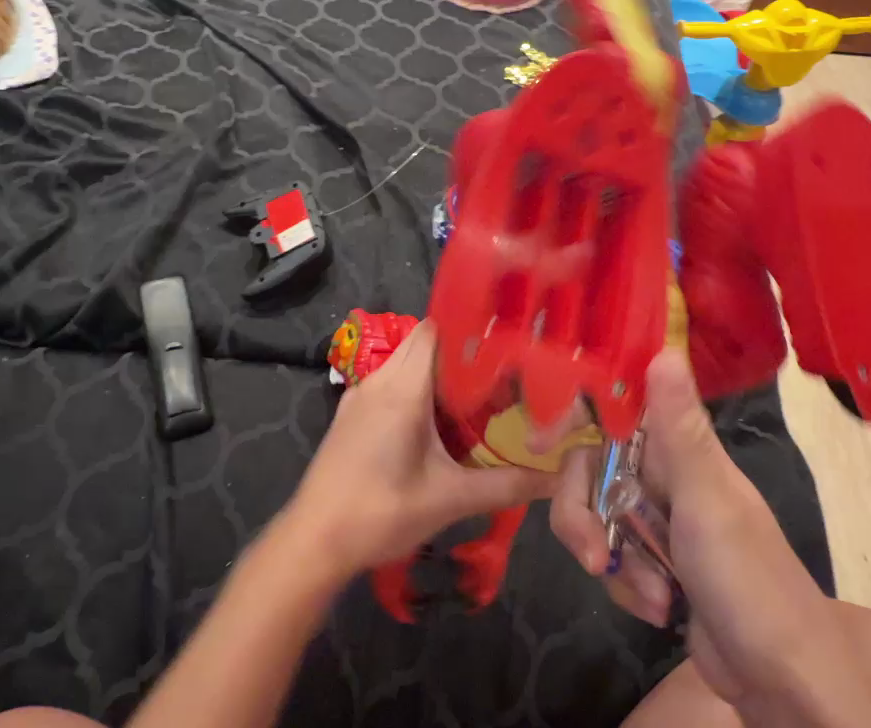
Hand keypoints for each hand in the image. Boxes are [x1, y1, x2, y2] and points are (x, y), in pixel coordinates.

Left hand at [284, 321, 555, 577]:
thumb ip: (506, 485)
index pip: (435, 329)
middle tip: (504, 374)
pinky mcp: (352, 416)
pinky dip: (417, 391)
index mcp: (402, 388)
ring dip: (439, 375)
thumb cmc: (380, 513)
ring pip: (406, 365)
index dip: (470, 328)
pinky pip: (391, 385)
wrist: (313, 542)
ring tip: (481, 396)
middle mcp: (378, 381)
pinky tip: (441, 423)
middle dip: (462, 354)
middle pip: (423, 344)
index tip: (507, 340)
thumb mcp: (449, 500)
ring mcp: (360, 397)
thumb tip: (557, 479)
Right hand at [549, 347, 838, 707]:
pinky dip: (628, 586)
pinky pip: (612, 559)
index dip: (573, 417)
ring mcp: (659, 523)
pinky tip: (661, 610)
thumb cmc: (748, 579)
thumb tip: (664, 347)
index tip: (536, 442)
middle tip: (593, 557)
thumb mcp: (708, 500)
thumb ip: (679, 427)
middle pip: (589, 472)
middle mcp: (667, 478)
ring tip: (656, 598)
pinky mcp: (654, 564)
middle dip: (584, 518)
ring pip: (596, 519)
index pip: (616, 410)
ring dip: (617, 563)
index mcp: (683, 451)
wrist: (782, 679)